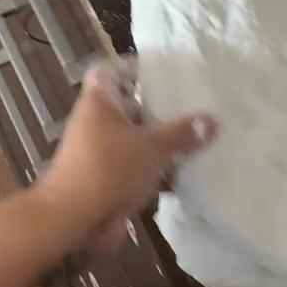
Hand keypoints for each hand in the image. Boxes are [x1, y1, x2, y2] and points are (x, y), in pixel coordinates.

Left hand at [30, 59, 217, 254]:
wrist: (73, 219)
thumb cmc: (108, 169)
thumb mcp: (151, 147)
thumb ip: (182, 133)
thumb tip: (212, 119)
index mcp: (99, 101)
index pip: (111, 70)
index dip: (134, 67)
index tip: (166, 71)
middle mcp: (97, 121)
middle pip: (130, 105)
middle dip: (160, 107)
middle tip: (195, 105)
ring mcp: (101, 150)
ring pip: (136, 138)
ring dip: (162, 141)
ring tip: (200, 138)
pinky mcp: (108, 177)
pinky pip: (137, 166)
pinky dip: (158, 169)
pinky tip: (188, 174)